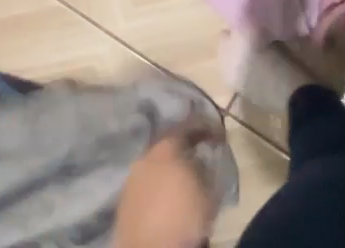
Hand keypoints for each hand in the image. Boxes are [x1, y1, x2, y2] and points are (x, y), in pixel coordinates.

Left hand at [112, 131, 217, 247]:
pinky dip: (159, 183)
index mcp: (167, 148)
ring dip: (171, 167)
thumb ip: (209, 169)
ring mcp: (131, 178)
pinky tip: (168, 196)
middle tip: (202, 154)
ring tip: (186, 178)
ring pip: (155, 164)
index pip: (188, 126)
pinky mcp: (124, 200)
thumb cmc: (184, 218)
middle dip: (186, 147)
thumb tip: (206, 159)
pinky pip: (146, 182)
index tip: (220, 135)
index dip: (206, 128)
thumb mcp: (210, 193)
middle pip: (169, 144)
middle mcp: (145, 157)